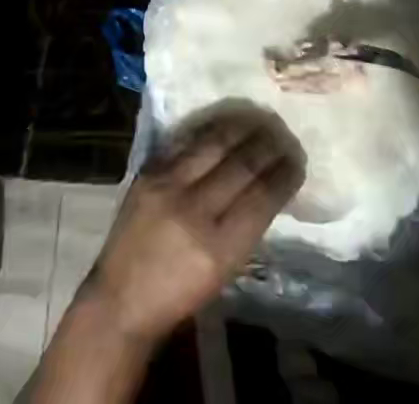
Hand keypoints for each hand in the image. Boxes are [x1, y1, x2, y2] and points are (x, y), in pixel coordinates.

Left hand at [84, 104, 306, 342]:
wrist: (120, 299)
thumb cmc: (181, 293)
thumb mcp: (226, 270)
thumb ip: (247, 225)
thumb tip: (271, 183)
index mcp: (219, 248)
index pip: (263, 196)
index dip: (285, 173)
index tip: (298, 160)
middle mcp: (194, 211)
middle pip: (243, 164)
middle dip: (270, 145)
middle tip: (285, 133)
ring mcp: (168, 187)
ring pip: (215, 144)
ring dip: (243, 128)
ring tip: (261, 118)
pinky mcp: (148, 174)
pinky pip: (186, 142)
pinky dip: (211, 129)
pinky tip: (227, 122)